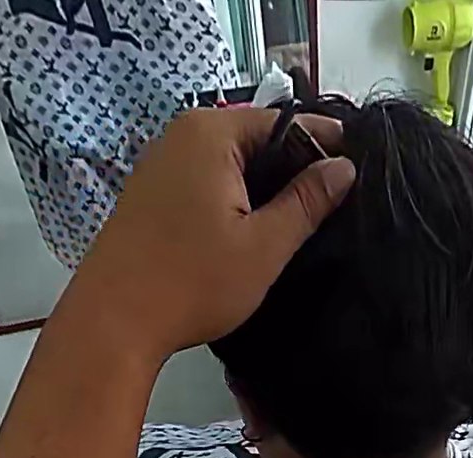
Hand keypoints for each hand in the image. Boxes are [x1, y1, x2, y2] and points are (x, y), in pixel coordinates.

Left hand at [67, 108, 354, 362]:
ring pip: (231, 168)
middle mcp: (182, 136)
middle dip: (293, 172)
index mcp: (211, 135)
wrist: (117, 320)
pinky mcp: (153, 196)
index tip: (356, 171)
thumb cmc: (194, 282)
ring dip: (264, 193)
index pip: (284, 122)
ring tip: (297, 227)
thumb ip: (306, 203)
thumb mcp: (264, 246)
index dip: (323, 145)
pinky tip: (251, 236)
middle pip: (255, 142)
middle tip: (329, 209)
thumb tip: (343, 168)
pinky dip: (235, 203)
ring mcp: (162, 165)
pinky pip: (207, 186)